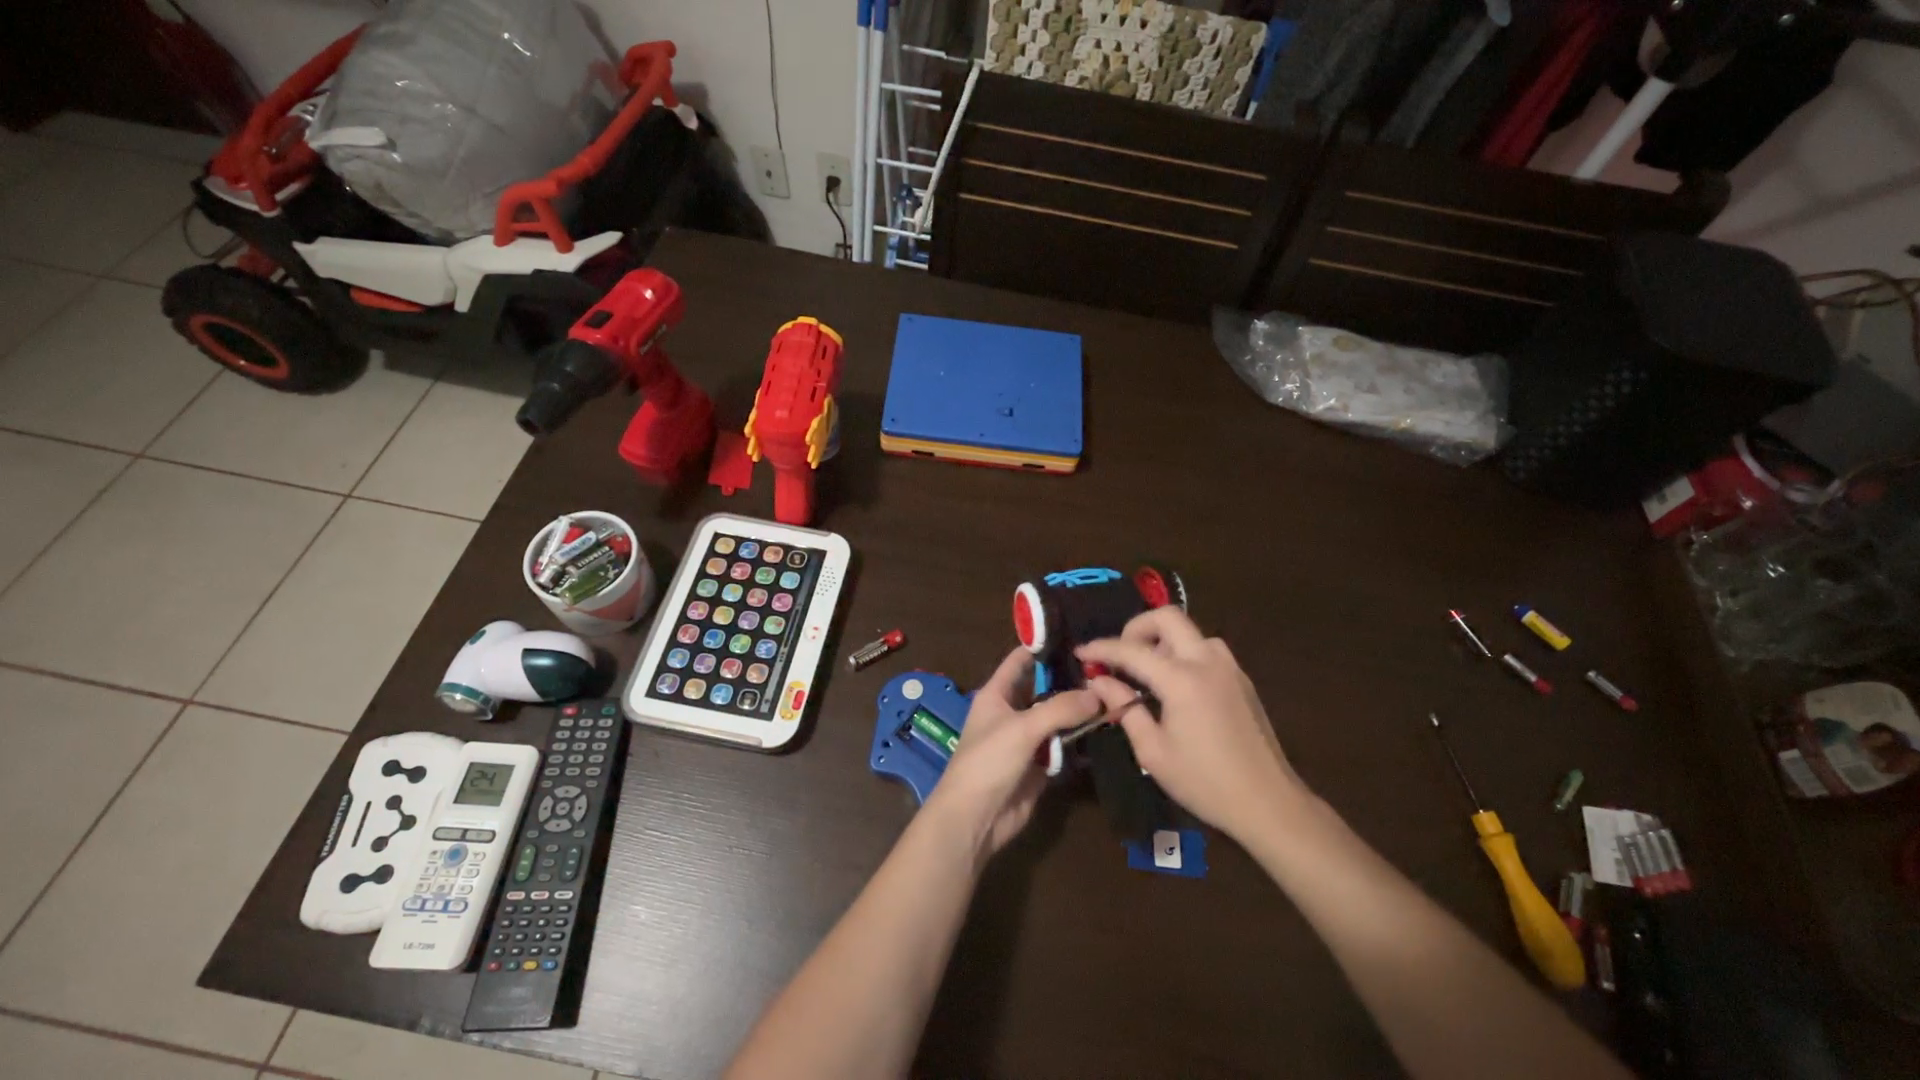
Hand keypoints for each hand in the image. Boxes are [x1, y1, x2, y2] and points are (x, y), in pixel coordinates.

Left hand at [922, 648, 1100, 860]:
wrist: (975, 819)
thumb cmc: (988, 762)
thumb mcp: (1022, 728)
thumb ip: (1060, 708)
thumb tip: (1098, 695)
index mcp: (996, 695)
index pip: (1020, 660)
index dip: (1044, 646)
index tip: (1077, 634)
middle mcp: (1011, 713)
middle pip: (1045, 690)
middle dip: (1072, 682)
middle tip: (1110, 670)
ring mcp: (1026, 741)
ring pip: (1058, 719)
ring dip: (1081, 713)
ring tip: (1117, 696)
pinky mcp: (1040, 767)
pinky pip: (1064, 747)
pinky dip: (1082, 742)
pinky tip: (1109, 730)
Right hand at [1077, 608, 1308, 844]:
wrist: (1267, 801)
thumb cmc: (1204, 782)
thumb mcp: (1153, 752)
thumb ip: (1125, 709)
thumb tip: (1099, 682)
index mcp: (1182, 680)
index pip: (1132, 650)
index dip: (1102, 648)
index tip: (1080, 652)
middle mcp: (1208, 662)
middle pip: (1168, 618)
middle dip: (1136, 628)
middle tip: (1119, 654)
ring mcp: (1230, 668)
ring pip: (1191, 632)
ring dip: (1164, 640)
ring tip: (1146, 671)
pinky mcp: (1242, 680)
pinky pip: (1207, 650)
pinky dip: (1184, 653)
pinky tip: (1175, 684)